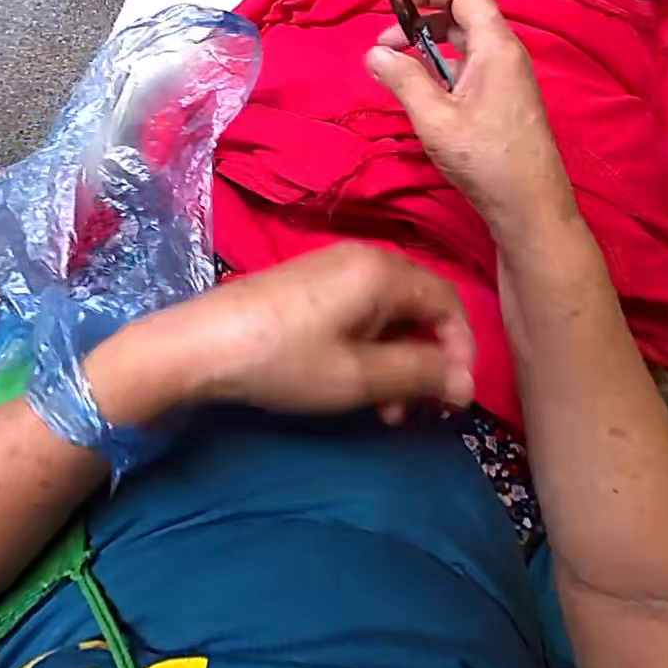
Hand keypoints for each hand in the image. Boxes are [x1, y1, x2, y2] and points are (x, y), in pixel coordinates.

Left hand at [85, 244, 474, 423]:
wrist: (201, 343)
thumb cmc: (285, 359)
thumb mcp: (359, 376)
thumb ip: (420, 374)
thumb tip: (467, 381)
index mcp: (382, 271)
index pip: (448, 302)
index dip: (461, 350)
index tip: (454, 398)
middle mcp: (362, 257)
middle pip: (419, 305)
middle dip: (426, 359)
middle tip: (414, 410)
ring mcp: (332, 266)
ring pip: (388, 311)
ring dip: (397, 358)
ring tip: (382, 407)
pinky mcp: (309, 281)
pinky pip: (359, 308)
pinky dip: (369, 345)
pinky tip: (352, 379)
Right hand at [366, 0, 576, 237]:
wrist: (529, 204)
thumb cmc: (485, 158)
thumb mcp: (434, 118)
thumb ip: (403, 79)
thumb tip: (374, 54)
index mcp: (496, 46)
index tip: (391, 0)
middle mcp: (505, 54)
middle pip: (461, 15)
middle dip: (418, 21)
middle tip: (384, 46)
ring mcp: (506, 78)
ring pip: (463, 43)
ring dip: (427, 46)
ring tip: (395, 67)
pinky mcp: (502, 99)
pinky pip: (467, 67)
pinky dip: (439, 67)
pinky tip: (420, 89)